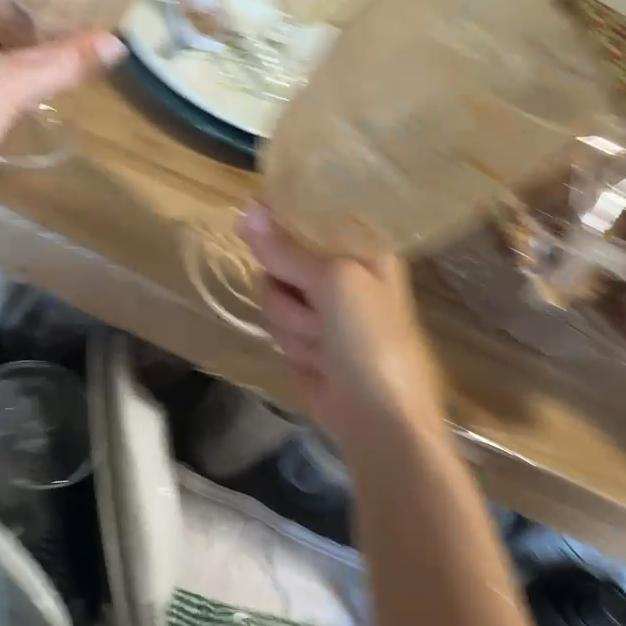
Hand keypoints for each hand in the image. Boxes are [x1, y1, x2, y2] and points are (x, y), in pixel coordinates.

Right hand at [238, 202, 442, 441]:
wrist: (379, 417)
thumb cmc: (371, 338)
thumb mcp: (332, 281)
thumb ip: (285, 249)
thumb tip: (245, 208)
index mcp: (363, 249)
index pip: (311, 215)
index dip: (280, 215)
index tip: (251, 210)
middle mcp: (343, 274)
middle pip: (281, 258)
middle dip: (287, 288)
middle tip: (313, 306)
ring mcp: (323, 311)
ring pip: (272, 297)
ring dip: (292, 324)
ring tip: (322, 345)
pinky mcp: (307, 342)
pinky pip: (277, 328)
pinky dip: (292, 346)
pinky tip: (314, 363)